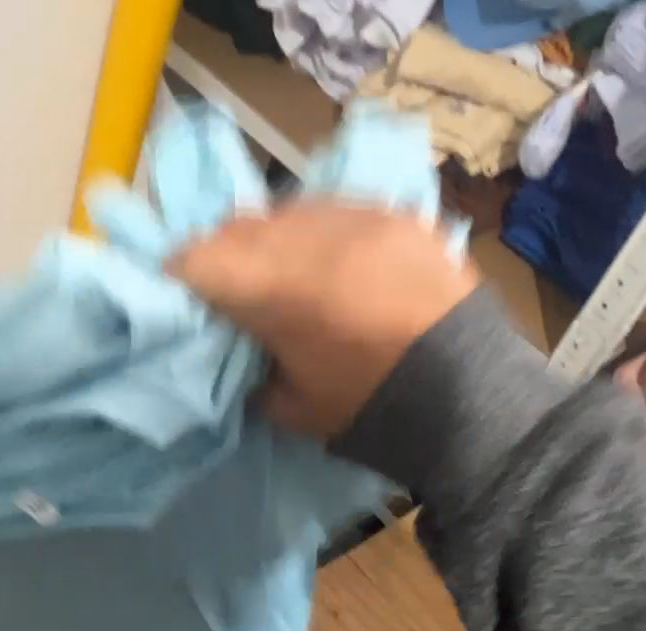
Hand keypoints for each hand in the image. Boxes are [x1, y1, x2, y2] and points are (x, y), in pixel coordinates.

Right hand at [170, 201, 479, 438]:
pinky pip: (333, 207)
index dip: (178, 275)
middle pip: (236, 226)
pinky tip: (326, 260)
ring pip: (283, 209)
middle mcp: (312, 239)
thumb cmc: (367, 408)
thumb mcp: (288, 406)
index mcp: (279, 293)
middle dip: (220, 254)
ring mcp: (357, 218)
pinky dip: (314, 231)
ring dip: (267, 237)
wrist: (467, 396)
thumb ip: (247, 365)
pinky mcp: (394, 214)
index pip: (199, 258)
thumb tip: (232, 342)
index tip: (178, 294)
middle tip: (224, 285)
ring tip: (278, 269)